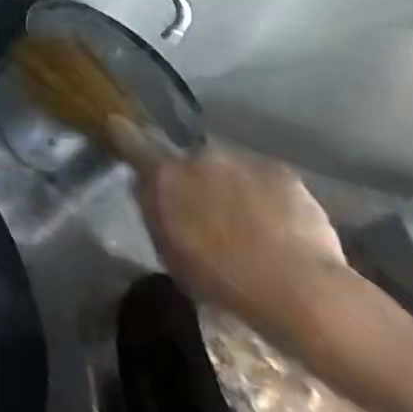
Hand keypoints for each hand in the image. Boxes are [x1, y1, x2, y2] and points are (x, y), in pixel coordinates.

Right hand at [121, 127, 349, 335]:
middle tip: (205, 210)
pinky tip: (277, 226)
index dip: (123, 133)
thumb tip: (150, 189)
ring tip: (248, 223)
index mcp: (164, 176)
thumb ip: (155, 210)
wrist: (295, 287)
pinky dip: (265, 195)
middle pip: (188, 160)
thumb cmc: (220, 279)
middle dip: (193, 178)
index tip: (117, 124)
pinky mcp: (281, 171)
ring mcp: (242, 161)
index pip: (132, 141)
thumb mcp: (169, 250)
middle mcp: (199, 157)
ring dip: (230, 187)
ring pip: (228, 169)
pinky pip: (263, 179)